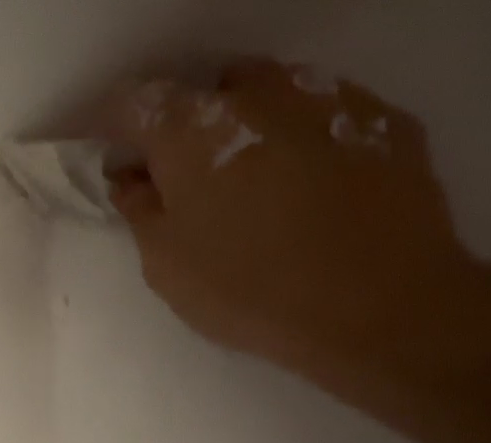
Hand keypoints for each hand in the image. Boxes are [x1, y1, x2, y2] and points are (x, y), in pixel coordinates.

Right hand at [102, 58, 484, 376]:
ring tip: (246, 173)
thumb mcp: (166, 263)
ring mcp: (331, 100)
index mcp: (191, 130)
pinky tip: (306, 180)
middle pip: (209, 90)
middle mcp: (260, 95)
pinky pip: (328, 114)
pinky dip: (304, 136)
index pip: (134, 104)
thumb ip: (141, 210)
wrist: (378, 303)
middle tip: (179, 173)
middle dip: (186, 123)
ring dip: (248, 121)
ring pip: (274, 91)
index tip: (105, 152)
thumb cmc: (247, 288)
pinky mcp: (386, 121)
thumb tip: (130, 177)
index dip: (110, 125)